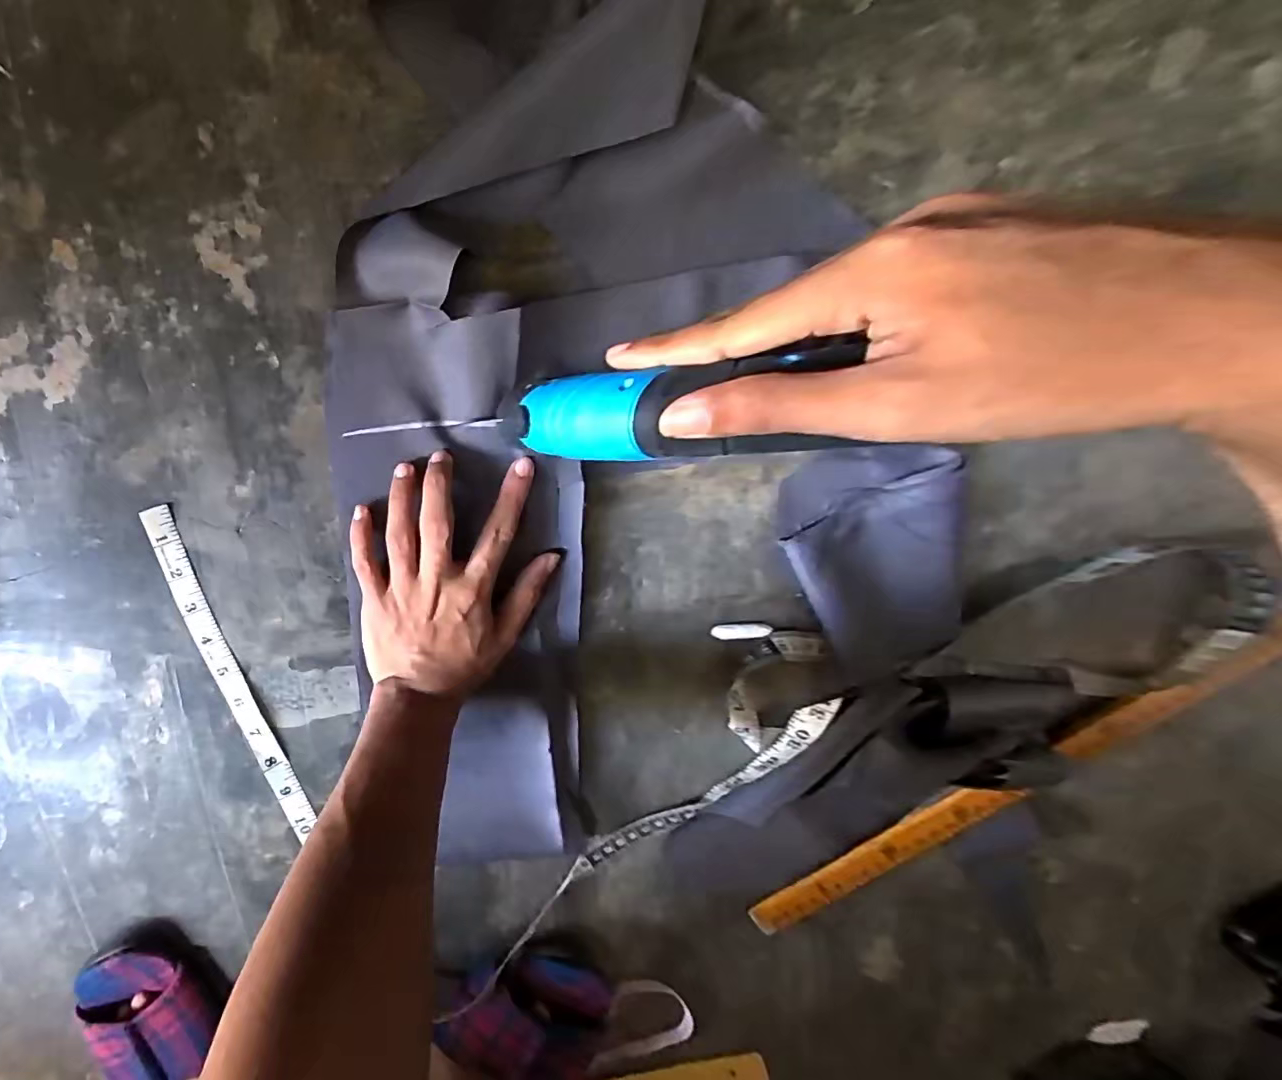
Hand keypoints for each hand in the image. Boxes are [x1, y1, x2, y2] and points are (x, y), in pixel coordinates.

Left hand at [351, 452, 560, 698]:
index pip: (497, 535)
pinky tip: (361, 509)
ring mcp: (401, 587)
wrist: (419, 696)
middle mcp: (437, 580)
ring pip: (399, 534)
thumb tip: (551, 556)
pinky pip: (364, 561)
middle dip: (439, 485)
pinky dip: (361, 535)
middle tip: (439, 456)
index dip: (511, 498)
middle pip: (438, 523)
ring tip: (404, 468)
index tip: (520, 466)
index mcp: (473, 588)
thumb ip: (527, 594)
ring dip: (401, 498)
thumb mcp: (505, 636)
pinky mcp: (374, 597)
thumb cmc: (464, 665)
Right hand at [605, 194, 1281, 448]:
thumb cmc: (1050, 379)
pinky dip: (869, 314)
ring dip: (821, 335)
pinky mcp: (993, 222)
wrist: (1245, 323)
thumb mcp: (897, 407)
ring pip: (849, 289)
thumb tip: (680, 412)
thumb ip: (779, 406)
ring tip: (846, 379)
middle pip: (797, 303)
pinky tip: (904, 341)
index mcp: (874, 270)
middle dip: (757, 349)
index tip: (619, 353)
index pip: (745, 322)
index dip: (676, 345)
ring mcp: (954, 218)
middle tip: (727, 388)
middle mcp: (904, 229)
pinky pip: (896, 273)